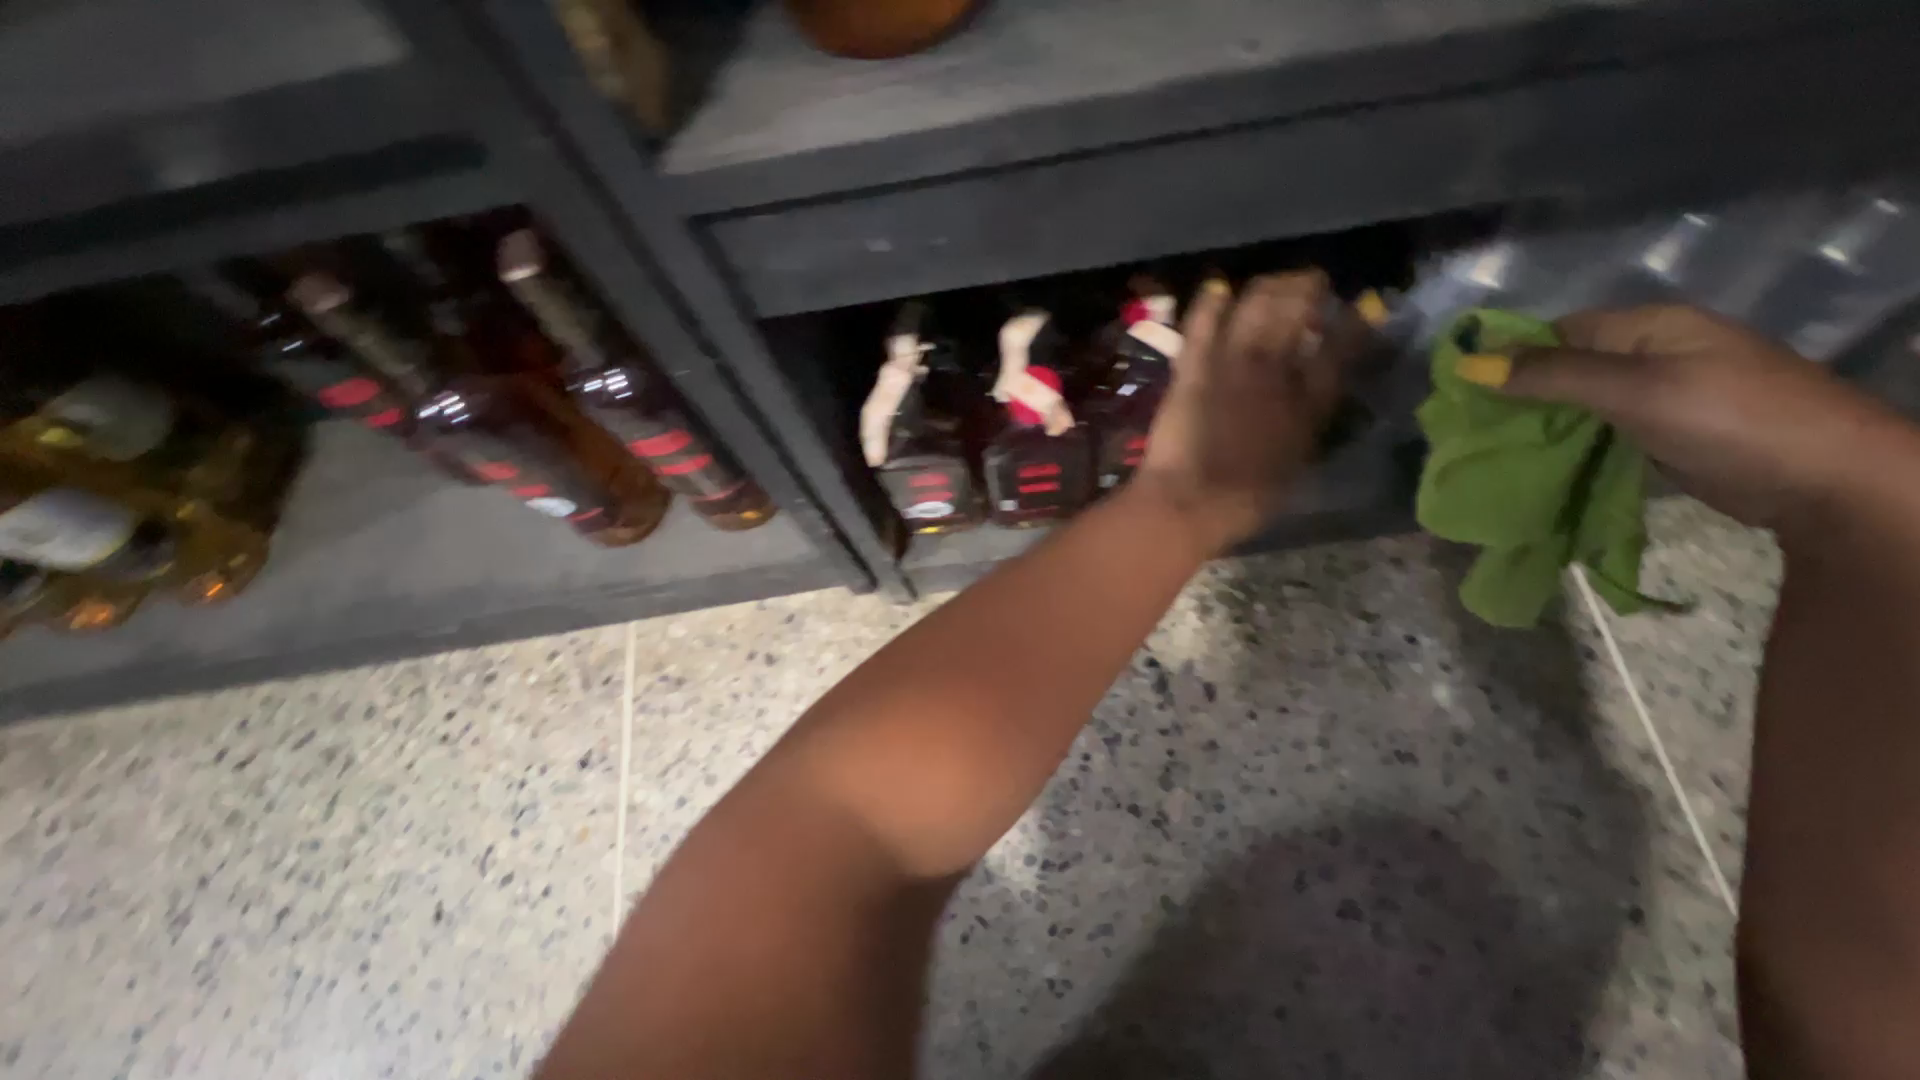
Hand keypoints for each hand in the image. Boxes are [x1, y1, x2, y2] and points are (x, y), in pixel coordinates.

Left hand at [1133, 270, 1365, 551]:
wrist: (1190, 501)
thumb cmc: (1247, 499)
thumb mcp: (1296, 463)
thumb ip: (1309, 423)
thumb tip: (1318, 397)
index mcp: (1308, 401)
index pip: (1341, 349)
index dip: (1356, 323)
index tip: (1366, 304)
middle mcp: (1275, 370)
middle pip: (1298, 311)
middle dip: (1309, 288)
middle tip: (1311, 282)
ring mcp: (1231, 362)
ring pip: (1257, 304)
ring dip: (1270, 286)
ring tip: (1275, 283)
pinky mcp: (1192, 367)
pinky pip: (1202, 323)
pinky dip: (1211, 301)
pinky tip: (1218, 287)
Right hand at [1486, 303, 1919, 538]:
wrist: (1825, 478)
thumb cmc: (1728, 418)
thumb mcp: (1634, 390)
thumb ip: (1553, 376)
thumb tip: (1471, 363)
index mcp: (1648, 326)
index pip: (1558, 331)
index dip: (1511, 354)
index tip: (1463, 391)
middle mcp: (1650, 353)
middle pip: (1566, 367)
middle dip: (1519, 394)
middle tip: (1471, 428)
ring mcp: (1659, 395)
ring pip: (1579, 403)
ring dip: (1542, 424)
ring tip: (1493, 450)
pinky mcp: (1663, 434)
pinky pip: (1600, 431)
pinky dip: (1569, 445)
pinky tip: (1538, 463)